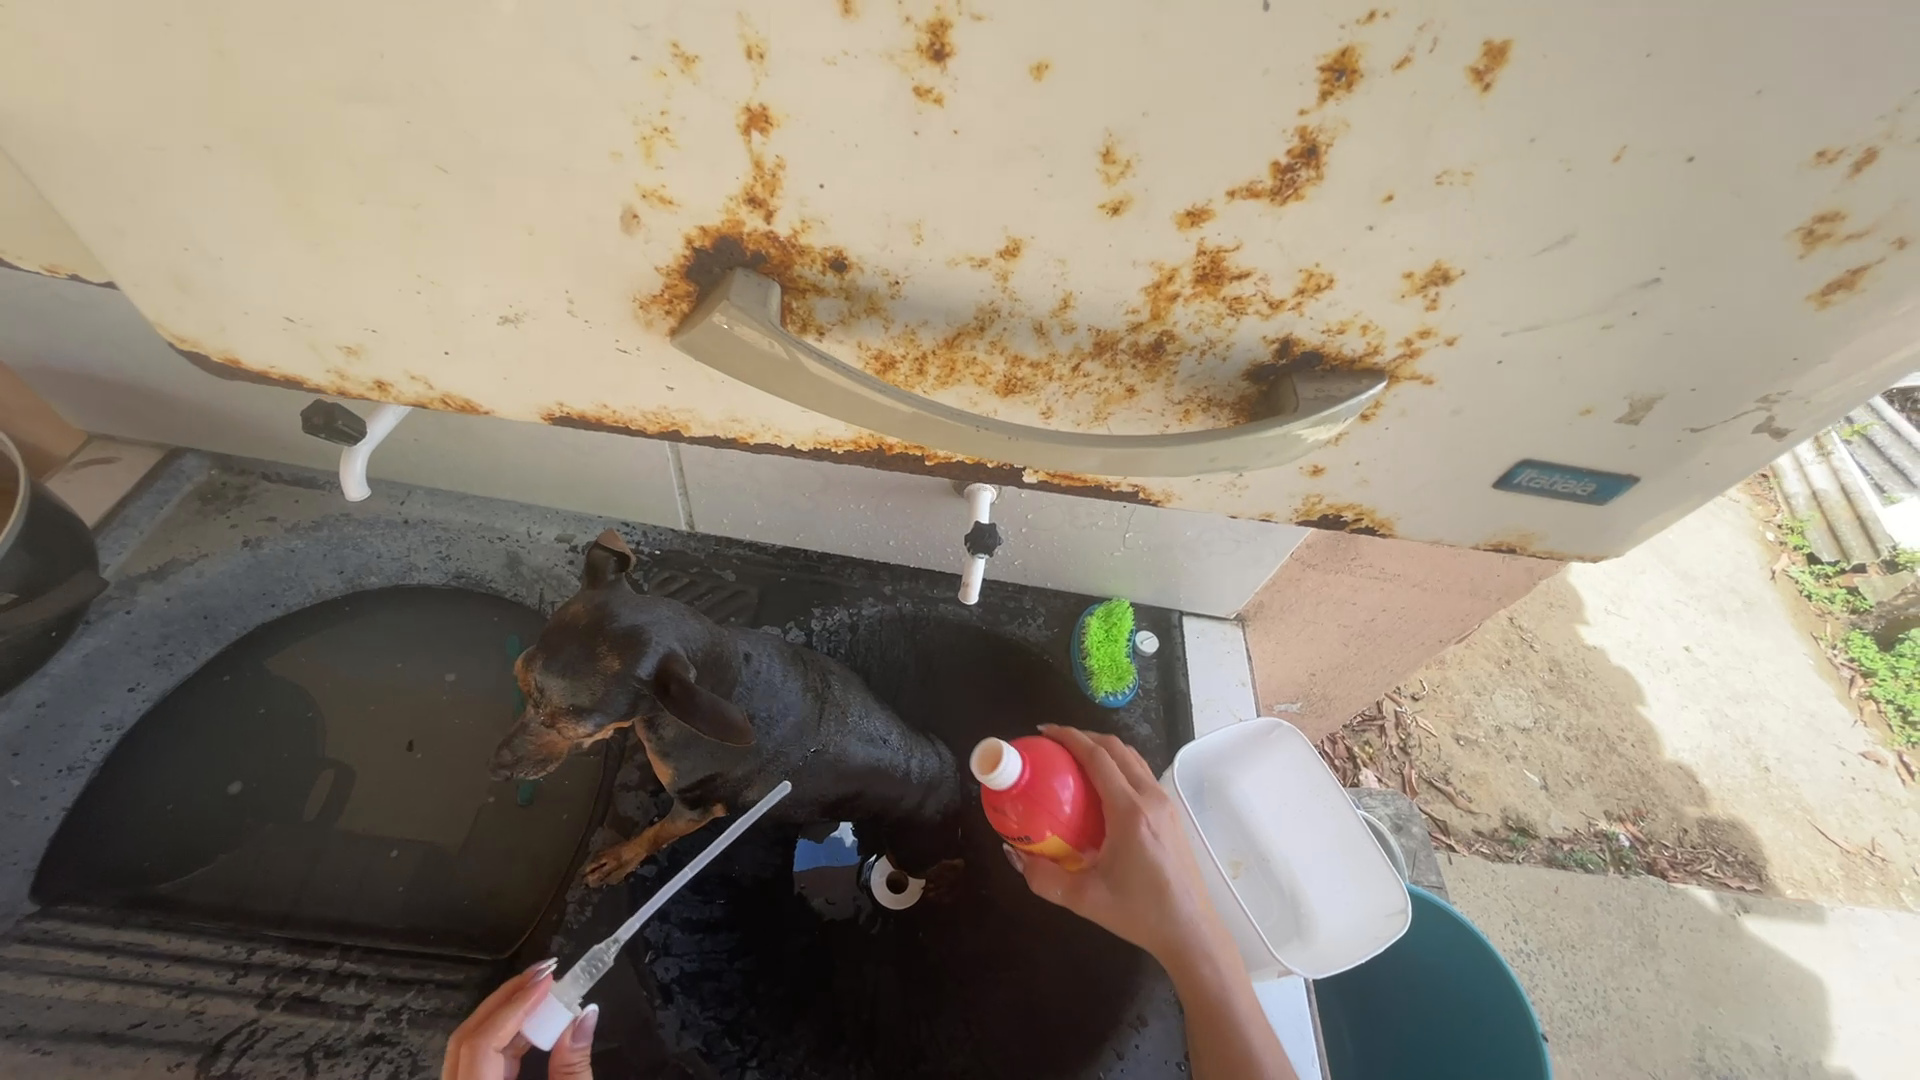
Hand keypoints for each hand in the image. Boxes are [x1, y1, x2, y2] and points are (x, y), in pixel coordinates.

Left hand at [441, 959, 597, 1079]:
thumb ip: (573, 1066)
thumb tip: (587, 1014)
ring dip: (507, 1012)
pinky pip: (478, 1057)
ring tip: (543, 990)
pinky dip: (506, 1033)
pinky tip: (533, 1020)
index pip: (483, 1044)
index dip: (515, 1006)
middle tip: (545, 973)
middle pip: (467, 1037)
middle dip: (507, 999)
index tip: (549, 978)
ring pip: (469, 1044)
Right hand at [1007, 725, 1236, 971]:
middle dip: (1084, 736)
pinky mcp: (1171, 813)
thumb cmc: (1139, 914)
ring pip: (1132, 757)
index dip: (1070, 737)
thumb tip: (1014, 853)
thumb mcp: (1084, 899)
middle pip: (1116, 748)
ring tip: (1075, 757)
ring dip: (1103, 748)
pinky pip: (1141, 773)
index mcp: (1129, 812)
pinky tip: (1101, 785)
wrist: (1191, 932)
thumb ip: (1043, 877)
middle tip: (1055, 743)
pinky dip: (1118, 764)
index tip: (1044, 732)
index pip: (1098, 757)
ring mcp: (1165, 803)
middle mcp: (1150, 798)